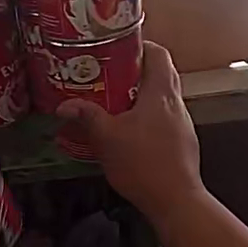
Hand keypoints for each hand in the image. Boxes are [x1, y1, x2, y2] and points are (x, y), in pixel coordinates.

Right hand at [56, 41, 204, 221]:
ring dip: (143, 96)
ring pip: (164, 98)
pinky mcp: (184, 143)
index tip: (119, 49)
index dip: (140, 46)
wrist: (176, 200)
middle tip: (112, 76)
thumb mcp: (106, 139)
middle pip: (162, 74)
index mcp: (160, 94)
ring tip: (117, 103)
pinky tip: (132, 132)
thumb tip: (63, 106)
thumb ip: (86, 117)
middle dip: (138, 71)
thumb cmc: (142, 164)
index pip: (158, 54)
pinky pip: (166, 120)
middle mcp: (176, 104)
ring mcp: (183, 124)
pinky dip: (150, 118)